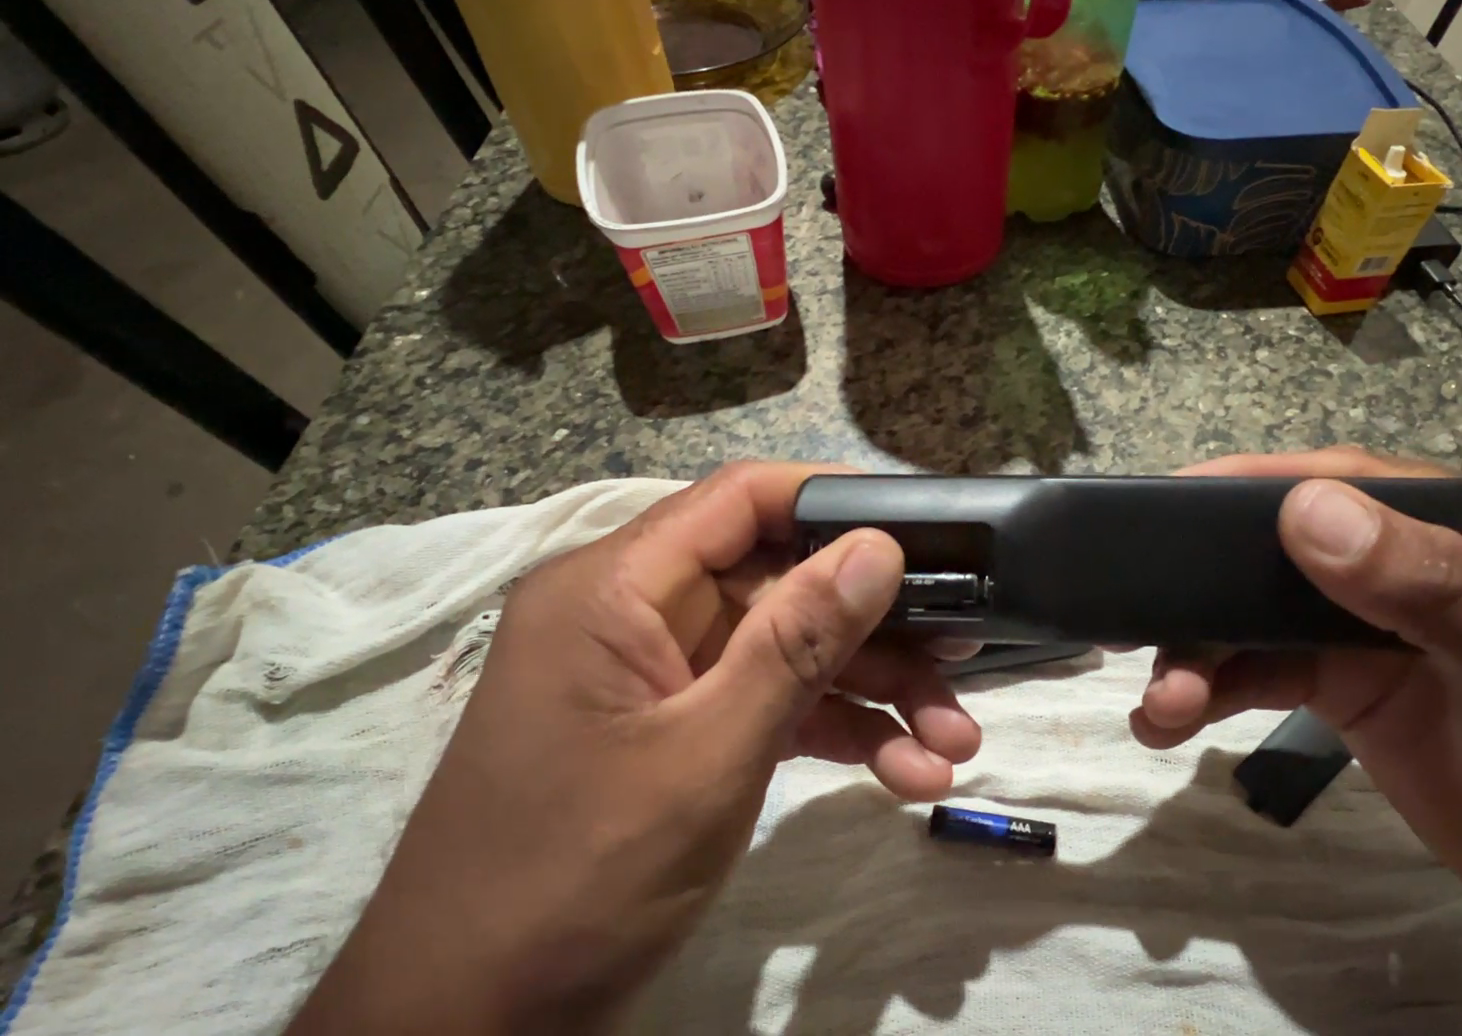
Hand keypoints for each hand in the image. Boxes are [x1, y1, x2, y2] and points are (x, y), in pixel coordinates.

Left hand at [289, 463, 980, 1033]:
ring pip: (786, 651)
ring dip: (872, 692)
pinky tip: (906, 774)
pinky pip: (768, 706)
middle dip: (876, 628)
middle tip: (962, 656)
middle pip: (780, 583)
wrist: (475, 1023)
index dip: (836, 502)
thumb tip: (878, 547)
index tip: (927, 526)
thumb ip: (795, 643)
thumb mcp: (707, 753)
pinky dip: (834, 733)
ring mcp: (659, 678)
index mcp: (615, 589)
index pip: (740, 501)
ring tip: (956, 743)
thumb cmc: (579, 875)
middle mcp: (637, 616)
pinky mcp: (678, 732)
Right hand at [1139, 448, 1461, 1033]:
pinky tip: (1173, 722)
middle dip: (1206, 585)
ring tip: (1160, 705)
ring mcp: (1368, 632)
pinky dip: (1212, 692)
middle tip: (1139, 617)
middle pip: (1281, 552)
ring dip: (1199, 654)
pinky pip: (1260, 674)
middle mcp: (1408, 569)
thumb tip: (1304, 511)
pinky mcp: (1343, 690)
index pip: (1352, 483)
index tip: (1169, 496)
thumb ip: (1430, 590)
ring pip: (1257, 618)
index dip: (1258, 484)